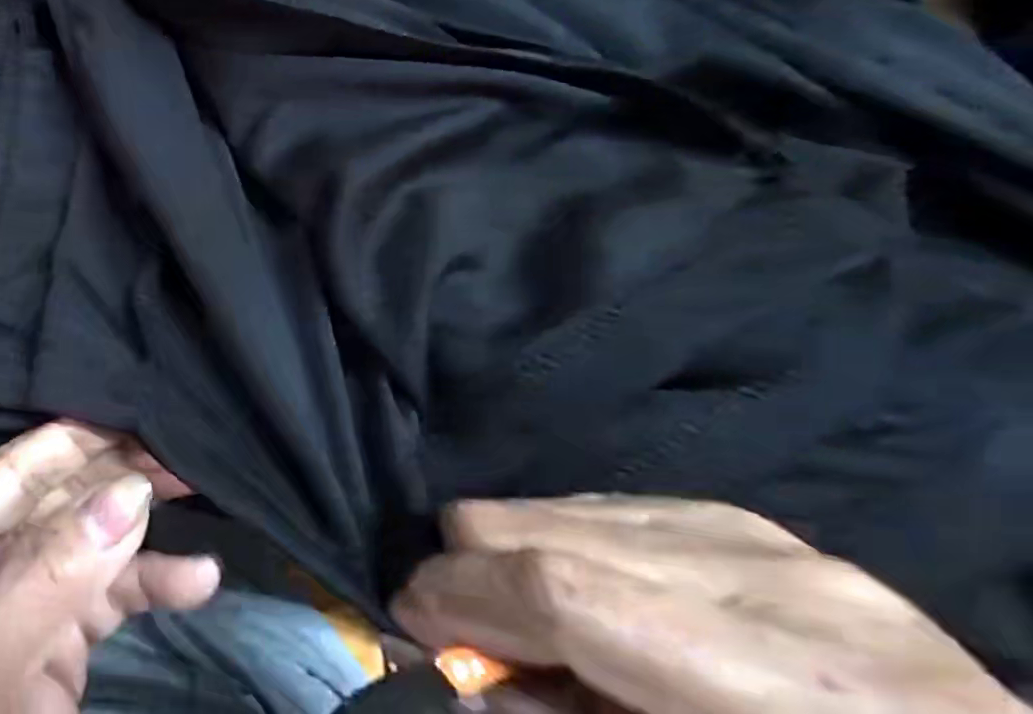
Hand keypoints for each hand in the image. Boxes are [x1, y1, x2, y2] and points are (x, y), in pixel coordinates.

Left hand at [0, 421, 219, 713]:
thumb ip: (56, 569)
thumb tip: (130, 491)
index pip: (16, 470)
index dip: (77, 440)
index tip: (134, 414)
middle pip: (60, 496)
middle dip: (117, 472)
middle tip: (177, 449)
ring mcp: (24, 591)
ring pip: (91, 538)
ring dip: (143, 522)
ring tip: (194, 485)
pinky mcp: (59, 634)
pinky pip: (109, 594)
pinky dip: (151, 584)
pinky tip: (197, 579)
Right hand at [393, 495, 1028, 713]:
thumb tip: (447, 666)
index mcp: (772, 679)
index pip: (554, 587)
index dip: (455, 598)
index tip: (411, 626)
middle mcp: (758, 575)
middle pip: (528, 522)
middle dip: (469, 575)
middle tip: (476, 639)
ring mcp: (756, 534)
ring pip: (549, 504)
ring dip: (515, 561)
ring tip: (546, 629)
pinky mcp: (744, 518)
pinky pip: (599, 508)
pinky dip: (565, 549)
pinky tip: (601, 605)